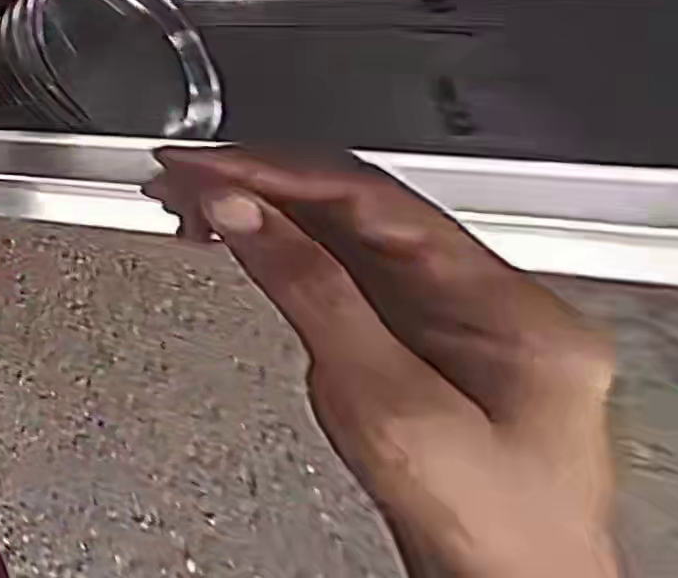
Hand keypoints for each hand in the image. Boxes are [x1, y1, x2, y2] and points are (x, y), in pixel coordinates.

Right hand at [146, 147, 616, 577]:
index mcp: (500, 300)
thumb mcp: (378, 394)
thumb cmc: (472, 510)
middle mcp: (472, 288)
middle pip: (342, 198)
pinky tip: (223, 231)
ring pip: (325, 219)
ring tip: (183, 200)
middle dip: (249, 180)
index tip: (200, 166)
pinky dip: (260, 233)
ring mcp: (434, 300)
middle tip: (177, 177)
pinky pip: (318, 249)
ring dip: (248, 202)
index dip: (271, 171)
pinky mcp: (395, 313)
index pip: (365, 195)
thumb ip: (306, 286)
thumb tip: (238, 207)